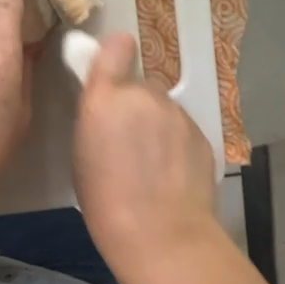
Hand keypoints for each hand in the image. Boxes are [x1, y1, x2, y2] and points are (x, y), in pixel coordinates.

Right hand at [74, 33, 221, 268]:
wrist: (161, 234)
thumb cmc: (104, 199)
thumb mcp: (82, 152)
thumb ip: (96, 118)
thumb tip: (108, 109)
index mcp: (106, 98)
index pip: (116, 49)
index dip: (114, 55)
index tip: (110, 69)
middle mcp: (145, 96)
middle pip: (139, 86)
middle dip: (132, 104)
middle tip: (124, 139)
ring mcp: (178, 114)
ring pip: (162, 108)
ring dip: (154, 124)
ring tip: (149, 163)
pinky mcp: (203, 135)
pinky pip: (181, 129)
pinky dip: (174, 143)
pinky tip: (170, 174)